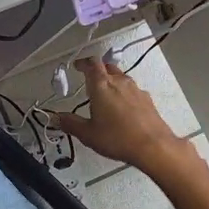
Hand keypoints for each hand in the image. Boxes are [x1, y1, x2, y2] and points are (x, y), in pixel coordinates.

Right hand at [53, 57, 189, 171]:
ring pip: (121, 77)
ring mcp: (136, 89)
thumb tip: (55, 118)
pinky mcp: (147, 99)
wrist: (152, 146)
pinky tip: (122, 108)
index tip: (78, 66)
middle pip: (107, 67)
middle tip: (89, 79)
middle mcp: (120, 82)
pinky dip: (124, 93)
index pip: (91, 64)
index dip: (83, 63)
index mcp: (101, 86)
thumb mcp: (88, 134)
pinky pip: (132, 90)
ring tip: (105, 95)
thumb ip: (70, 123)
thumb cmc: (117, 138)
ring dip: (112, 81)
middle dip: (97, 70)